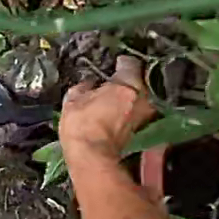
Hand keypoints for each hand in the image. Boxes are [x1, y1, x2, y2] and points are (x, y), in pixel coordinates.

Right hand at [59, 56, 165, 201]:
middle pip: (141, 80)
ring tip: (117, 95)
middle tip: (116, 79)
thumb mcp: (73, 99)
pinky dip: (130, 109)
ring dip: (131, 96)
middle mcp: (142, 97)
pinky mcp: (141, 129)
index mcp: (127, 85)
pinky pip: (137, 111)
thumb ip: (84, 87)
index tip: (114, 64)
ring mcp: (145, 114)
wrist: (91, 157)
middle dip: (130, 79)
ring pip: (141, 97)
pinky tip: (118, 110)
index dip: (121, 62)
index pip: (130, 63)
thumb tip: (90, 83)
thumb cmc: (81, 125)